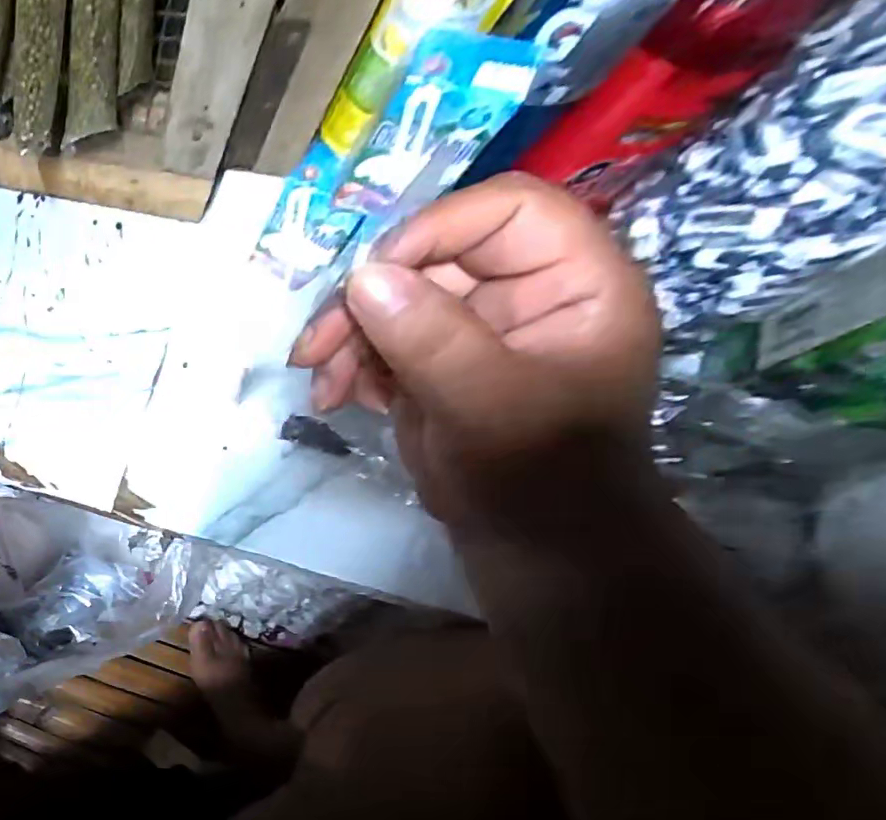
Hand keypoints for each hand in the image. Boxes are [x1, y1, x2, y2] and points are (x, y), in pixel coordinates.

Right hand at [288, 173, 661, 530]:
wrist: (525, 541)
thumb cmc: (535, 473)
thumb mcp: (485, 402)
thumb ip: (429, 337)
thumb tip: (362, 277)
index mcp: (571, 280)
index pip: (505, 211)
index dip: (434, 231)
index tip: (370, 278)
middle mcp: (519, 293)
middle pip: (429, 259)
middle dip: (365, 303)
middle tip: (315, 349)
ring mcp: (470, 330)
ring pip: (391, 302)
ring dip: (344, 340)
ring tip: (322, 386)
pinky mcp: (430, 364)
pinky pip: (377, 342)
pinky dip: (348, 367)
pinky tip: (337, 400)